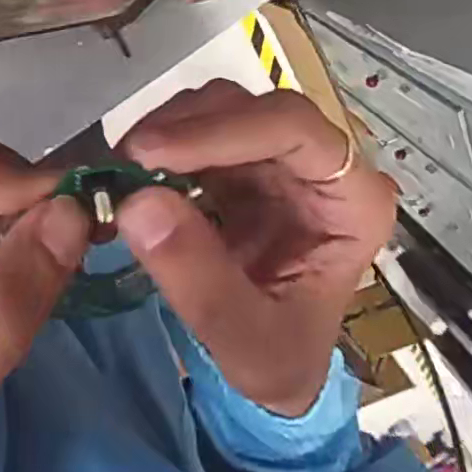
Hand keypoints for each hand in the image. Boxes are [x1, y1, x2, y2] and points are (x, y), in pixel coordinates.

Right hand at [116, 81, 396, 415]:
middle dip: (182, 128)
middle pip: (249, 107)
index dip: (221, 130)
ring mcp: (271, 156)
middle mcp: (316, 163)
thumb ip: (200, 284)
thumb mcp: (247, 345)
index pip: (292, 129)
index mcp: (349, 200)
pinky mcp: (232, 158)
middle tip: (124, 164)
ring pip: (215, 107)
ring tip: (121, 174)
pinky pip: (191, 127)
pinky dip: (154, 143)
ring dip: (162, 131)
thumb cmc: (277, 359)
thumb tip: (138, 203)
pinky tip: (129, 173)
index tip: (152, 154)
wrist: (266, 364)